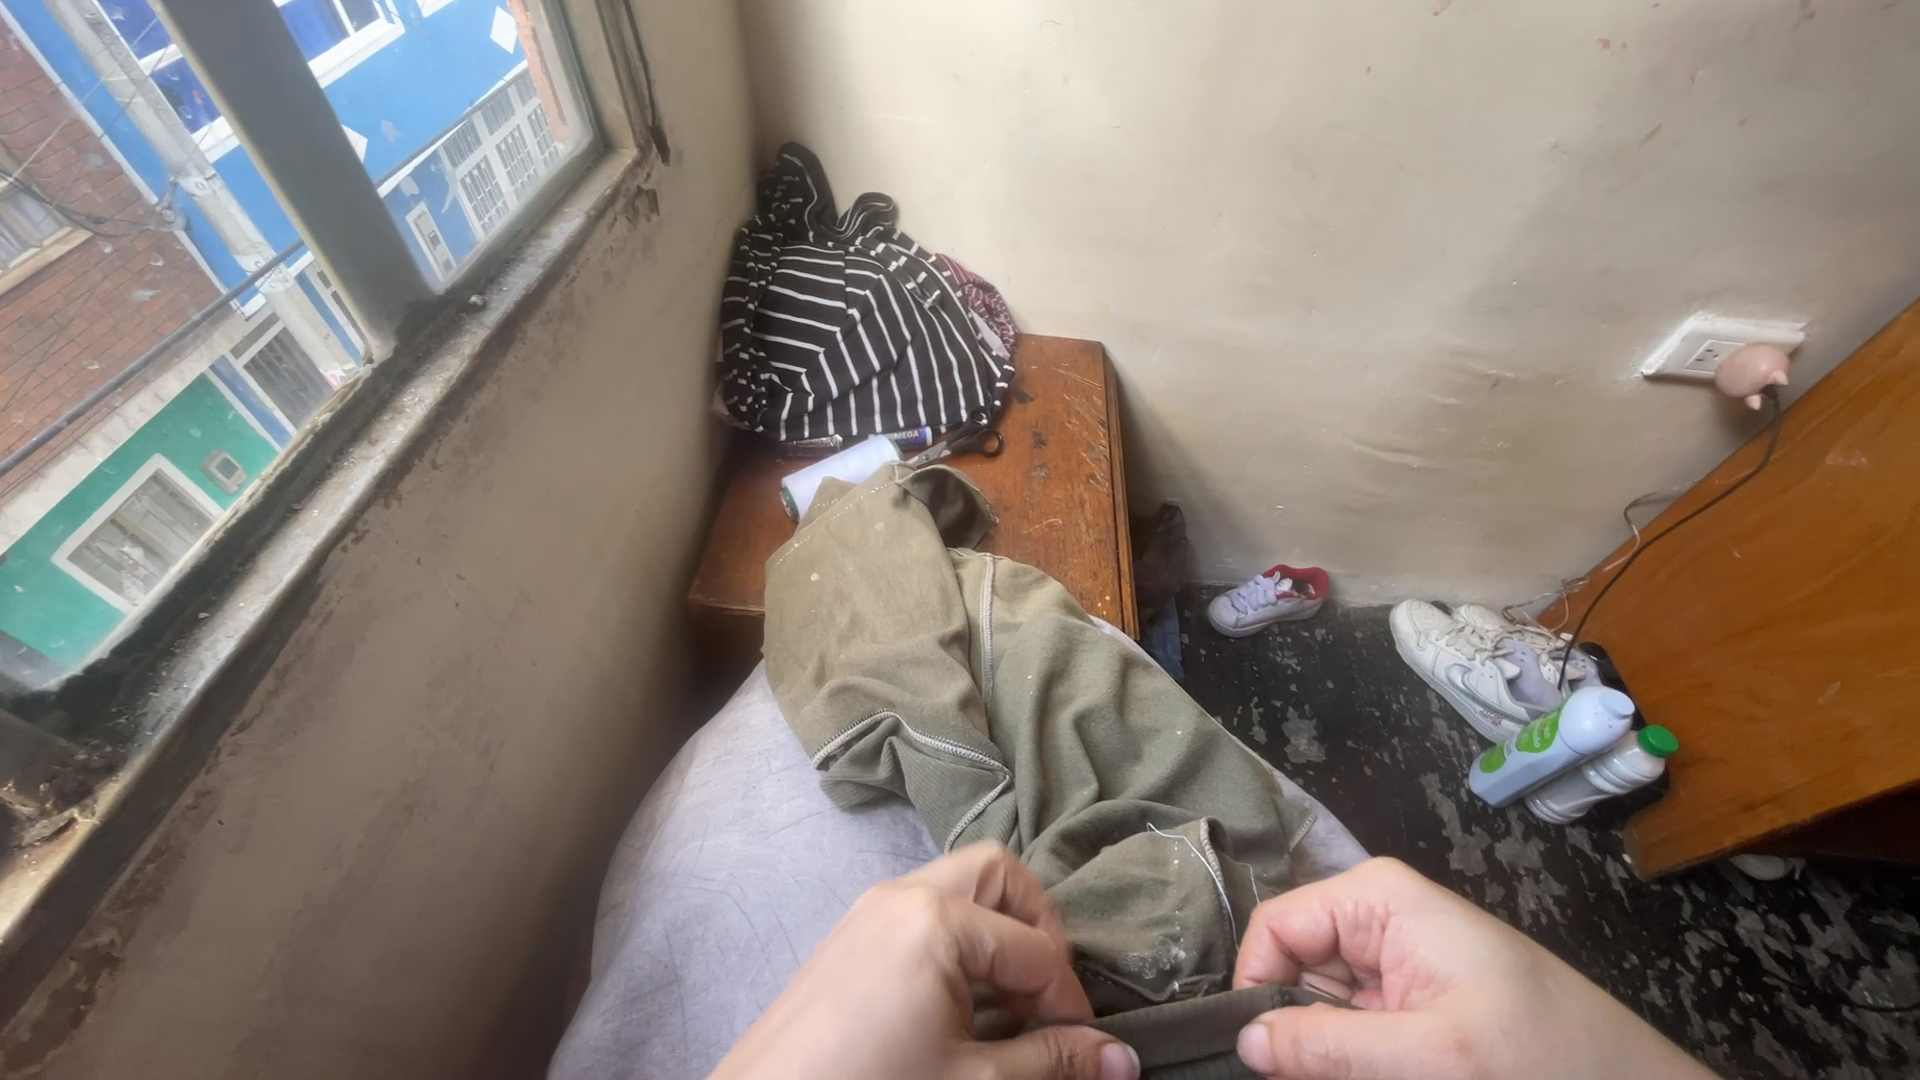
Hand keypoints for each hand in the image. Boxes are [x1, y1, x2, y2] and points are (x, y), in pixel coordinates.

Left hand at [710, 843, 1140, 1079]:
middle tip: (1045, 996)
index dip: (1070, 1001)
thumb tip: (1123, 1061)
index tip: (1085, 1050)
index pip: (1035, 948)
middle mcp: (906, 890)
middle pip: (998, 872)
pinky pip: (927, 904)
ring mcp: (874, 903)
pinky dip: (960, 934)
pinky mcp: (855, 926)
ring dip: (998, 928)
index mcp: (938, 918)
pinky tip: (960, 997)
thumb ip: (1051, 1062)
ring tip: (1007, 1000)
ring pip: (961, 882)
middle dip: (1037, 925)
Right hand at [1232, 858, 1713, 1079]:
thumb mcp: (1435, 1058)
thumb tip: (1243, 1041)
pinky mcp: (1415, 1002)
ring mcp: (1396, 960)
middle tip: (1301, 1079)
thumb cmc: (1546, 1063)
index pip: (1277, 927)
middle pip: (1295, 965)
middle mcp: (1376, 917)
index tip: (1253, 1054)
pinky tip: (1367, 1074)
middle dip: (1294, 1027)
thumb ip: (1330, 1047)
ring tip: (1337, 1075)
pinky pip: (1357, 1027)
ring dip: (1324, 1050)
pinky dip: (1352, 1060)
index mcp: (1373, 897)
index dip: (1256, 986)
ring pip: (1322, 1003)